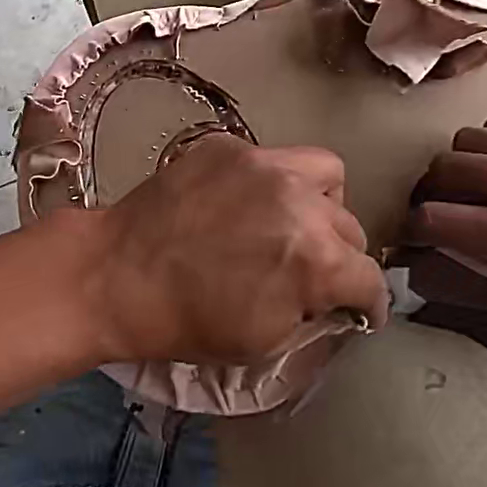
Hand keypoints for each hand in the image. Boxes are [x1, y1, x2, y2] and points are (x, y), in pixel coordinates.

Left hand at [85, 134, 388, 363]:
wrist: (116, 275)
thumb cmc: (188, 322)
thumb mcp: (267, 340)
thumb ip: (313, 313)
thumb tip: (332, 298)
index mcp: (316, 259)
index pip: (370, 280)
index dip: (366, 303)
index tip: (357, 309)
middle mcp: (300, 201)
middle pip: (352, 227)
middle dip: (340, 256)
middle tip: (310, 269)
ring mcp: (263, 164)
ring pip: (325, 175)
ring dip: (321, 203)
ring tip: (290, 221)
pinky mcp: (228, 146)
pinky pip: (273, 159)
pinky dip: (271, 183)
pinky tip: (241, 202)